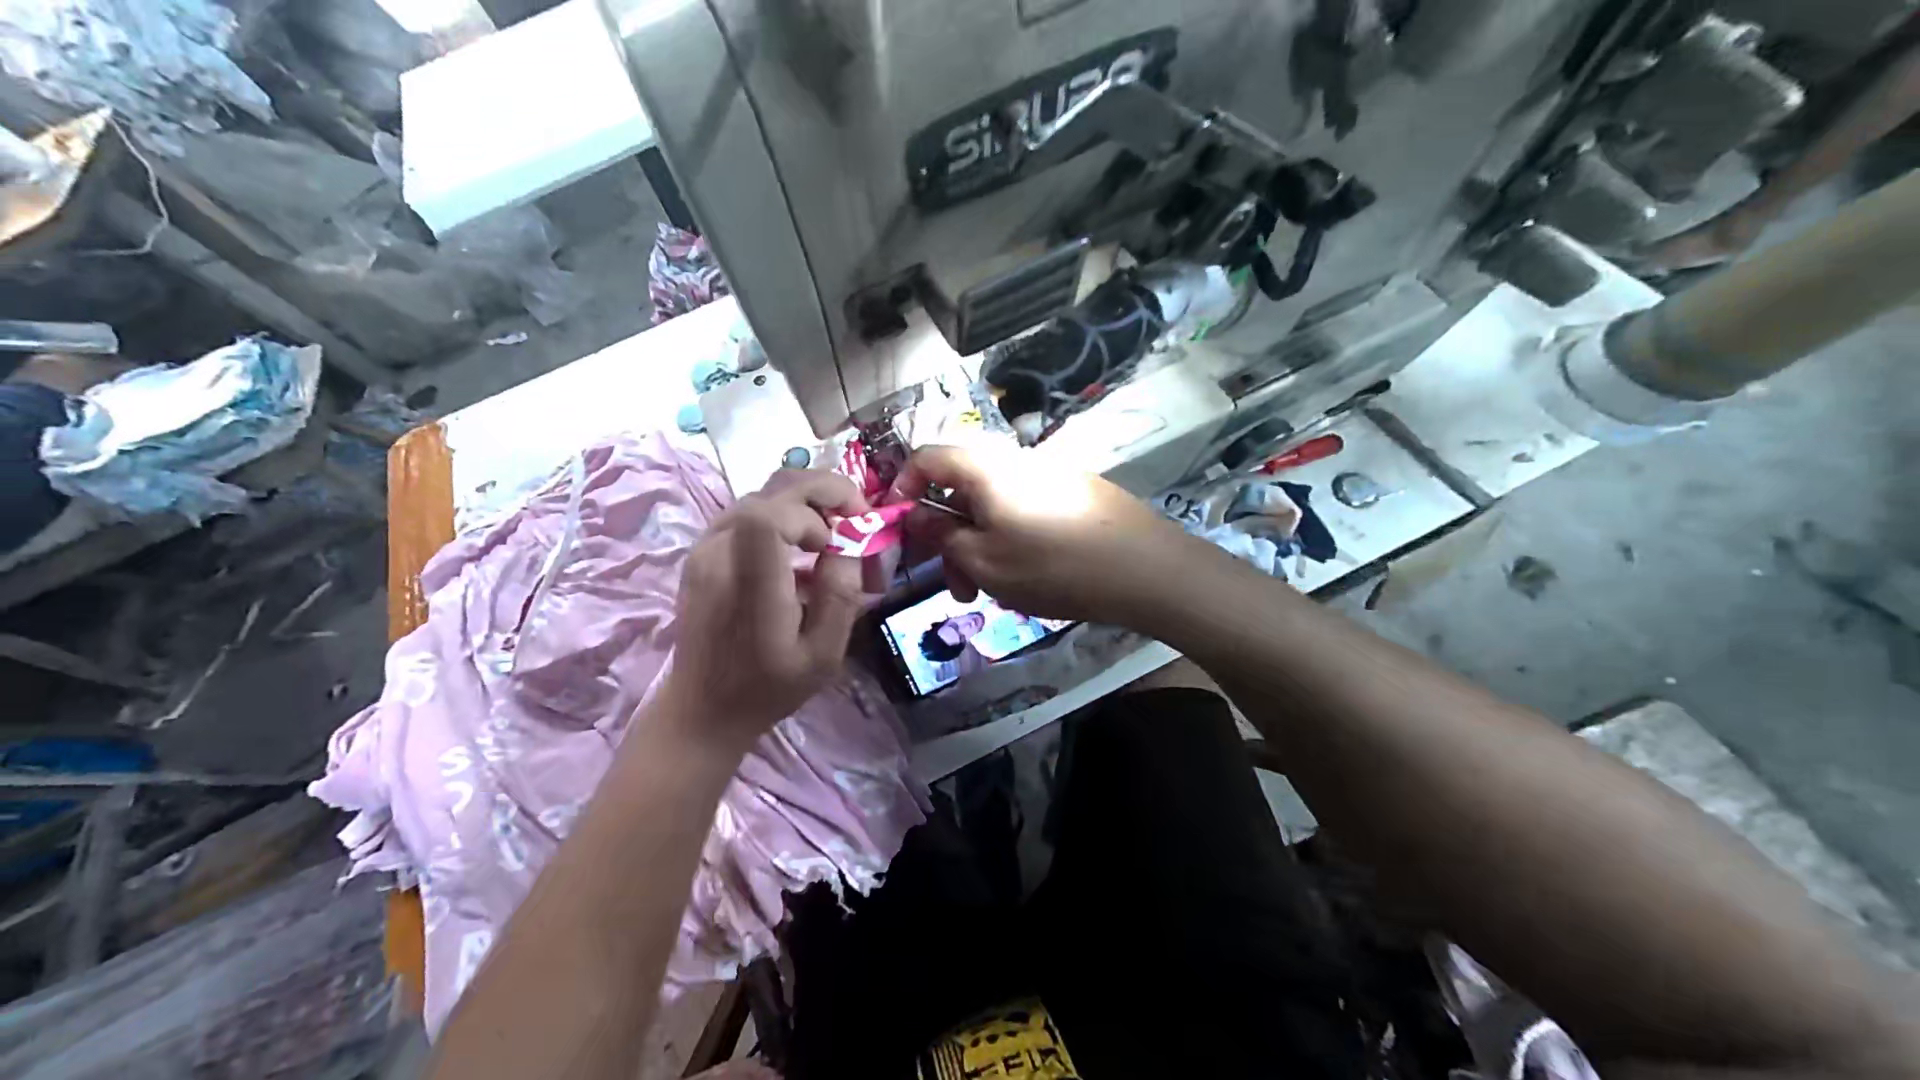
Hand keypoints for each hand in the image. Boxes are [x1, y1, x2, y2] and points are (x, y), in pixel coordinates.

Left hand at [656, 470, 868, 752]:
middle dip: (823, 491)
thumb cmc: (767, 687)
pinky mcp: (703, 551)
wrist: (703, 708)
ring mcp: (705, 548)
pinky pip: (748, 511)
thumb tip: (847, 544)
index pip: (769, 514)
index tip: (838, 540)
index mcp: (747, 584)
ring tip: (833, 534)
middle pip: (770, 490)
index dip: (814, 510)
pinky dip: (784, 513)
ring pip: (761, 493)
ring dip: (806, 502)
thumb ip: (840, 595)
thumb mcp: (823, 655)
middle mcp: (718, 554)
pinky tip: (802, 544)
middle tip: (856, 517)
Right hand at [892, 445, 1200, 625]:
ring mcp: (1049, 475)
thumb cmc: (1052, 566)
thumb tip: (916, 513)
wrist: (1146, 570)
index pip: (926, 458)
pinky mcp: (1075, 493)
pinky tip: (1029, 577)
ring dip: (981, 546)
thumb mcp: (983, 561)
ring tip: (994, 592)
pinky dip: (1011, 540)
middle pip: (961, 488)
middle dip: (949, 537)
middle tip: (958, 587)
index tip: (899, 528)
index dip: (902, 489)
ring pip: (994, 506)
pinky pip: (1025, 510)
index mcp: (985, 468)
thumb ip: (941, 535)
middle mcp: (1015, 460)